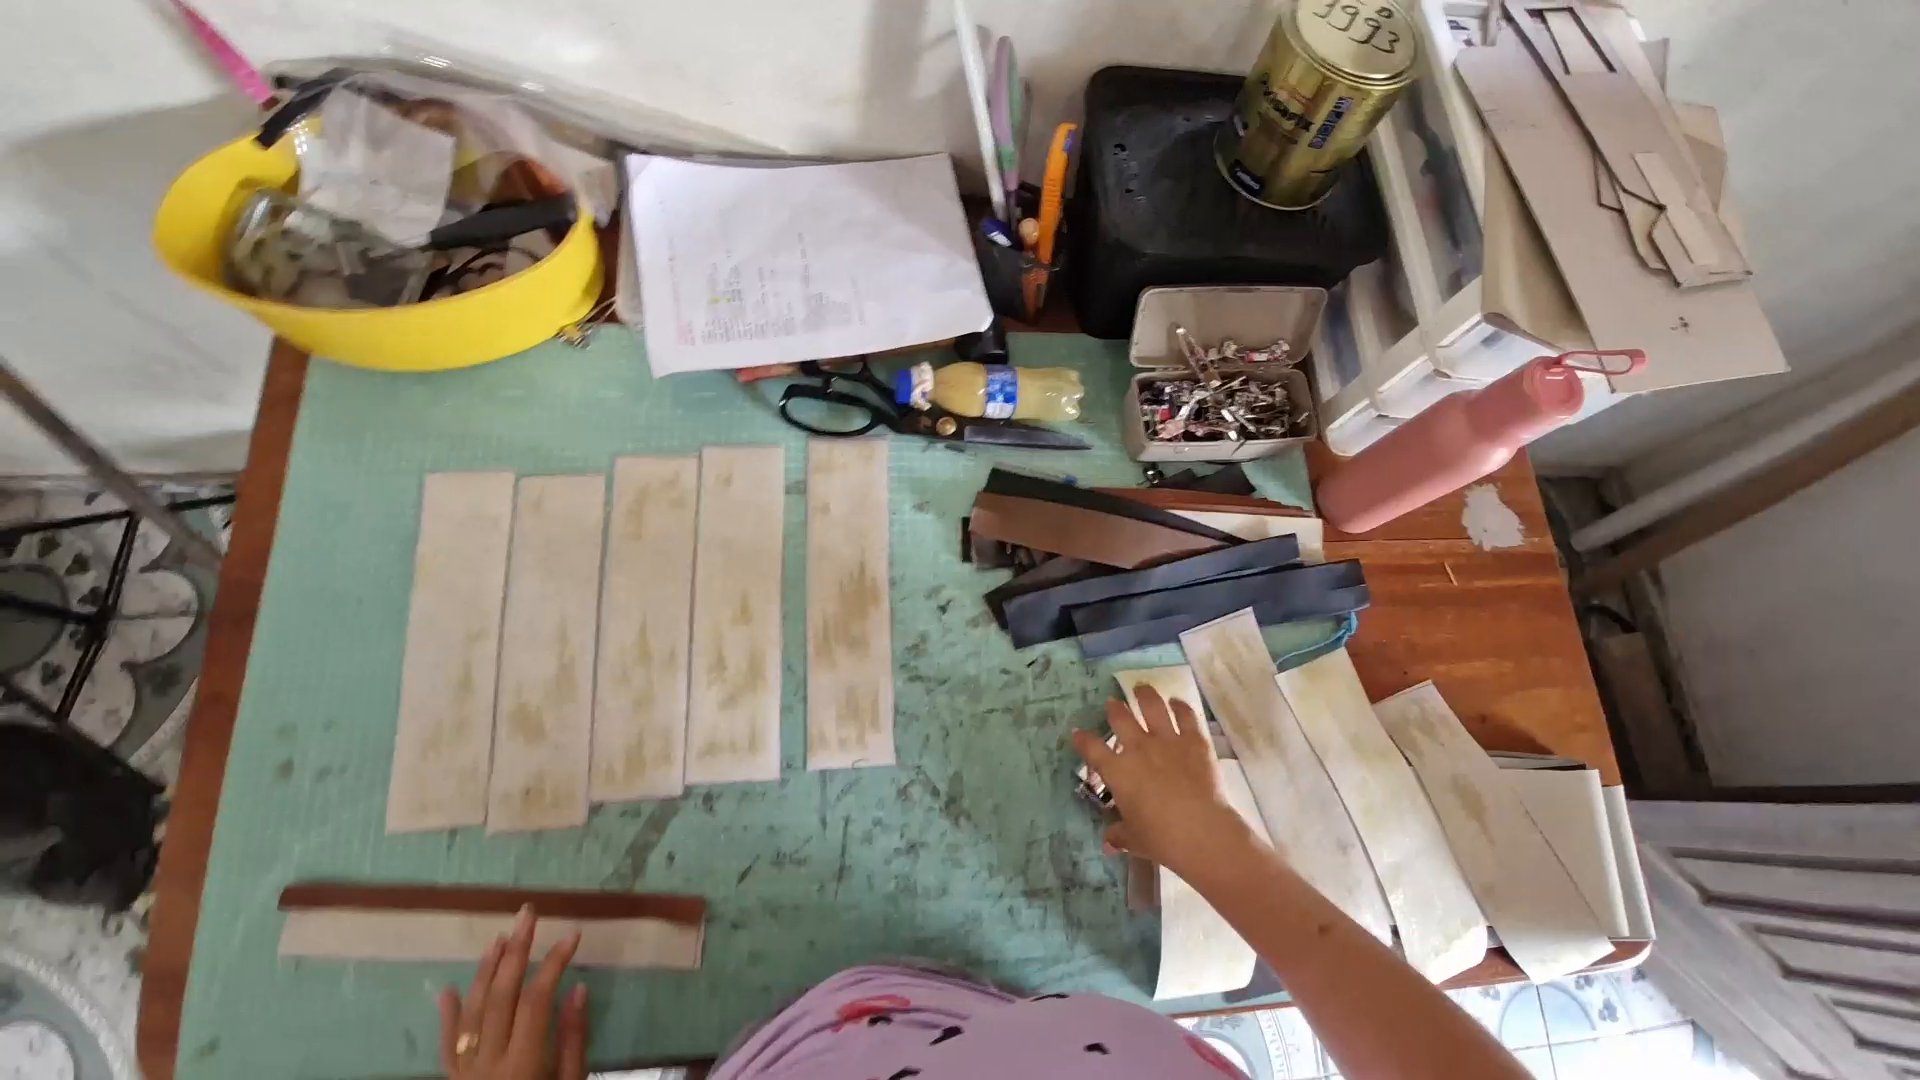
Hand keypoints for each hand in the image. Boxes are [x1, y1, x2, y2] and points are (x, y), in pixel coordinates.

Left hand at [437, 906, 587, 1079]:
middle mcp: (487, 1066)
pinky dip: (446, 1017)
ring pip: (470, 1014)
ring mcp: (464, 1077)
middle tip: (527, 913)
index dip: (553, 963)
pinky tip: (448, 988)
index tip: (573, 933)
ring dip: (484, 972)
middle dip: (515, 951)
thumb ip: (573, 1040)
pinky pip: (446, 1047)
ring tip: (498, 938)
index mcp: (522, 1066)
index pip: (536, 1000)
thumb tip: (577, 988)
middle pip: (499, 997)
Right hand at [1071, 686, 1258, 879]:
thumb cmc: (1161, 838)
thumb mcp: (1134, 839)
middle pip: (1120, 718)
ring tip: (1141, 688)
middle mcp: (1138, 748)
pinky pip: (1185, 716)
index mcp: (1117, 771)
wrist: (1201, 831)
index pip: (1092, 748)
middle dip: (1114, 708)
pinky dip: (1180, 706)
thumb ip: (1119, 834)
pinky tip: (1176, 703)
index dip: (1082, 738)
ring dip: (1144, 695)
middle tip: (1112, 704)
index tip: (1078, 732)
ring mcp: (1167, 740)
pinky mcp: (1194, 740)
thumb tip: (1108, 842)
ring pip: (1151, 706)